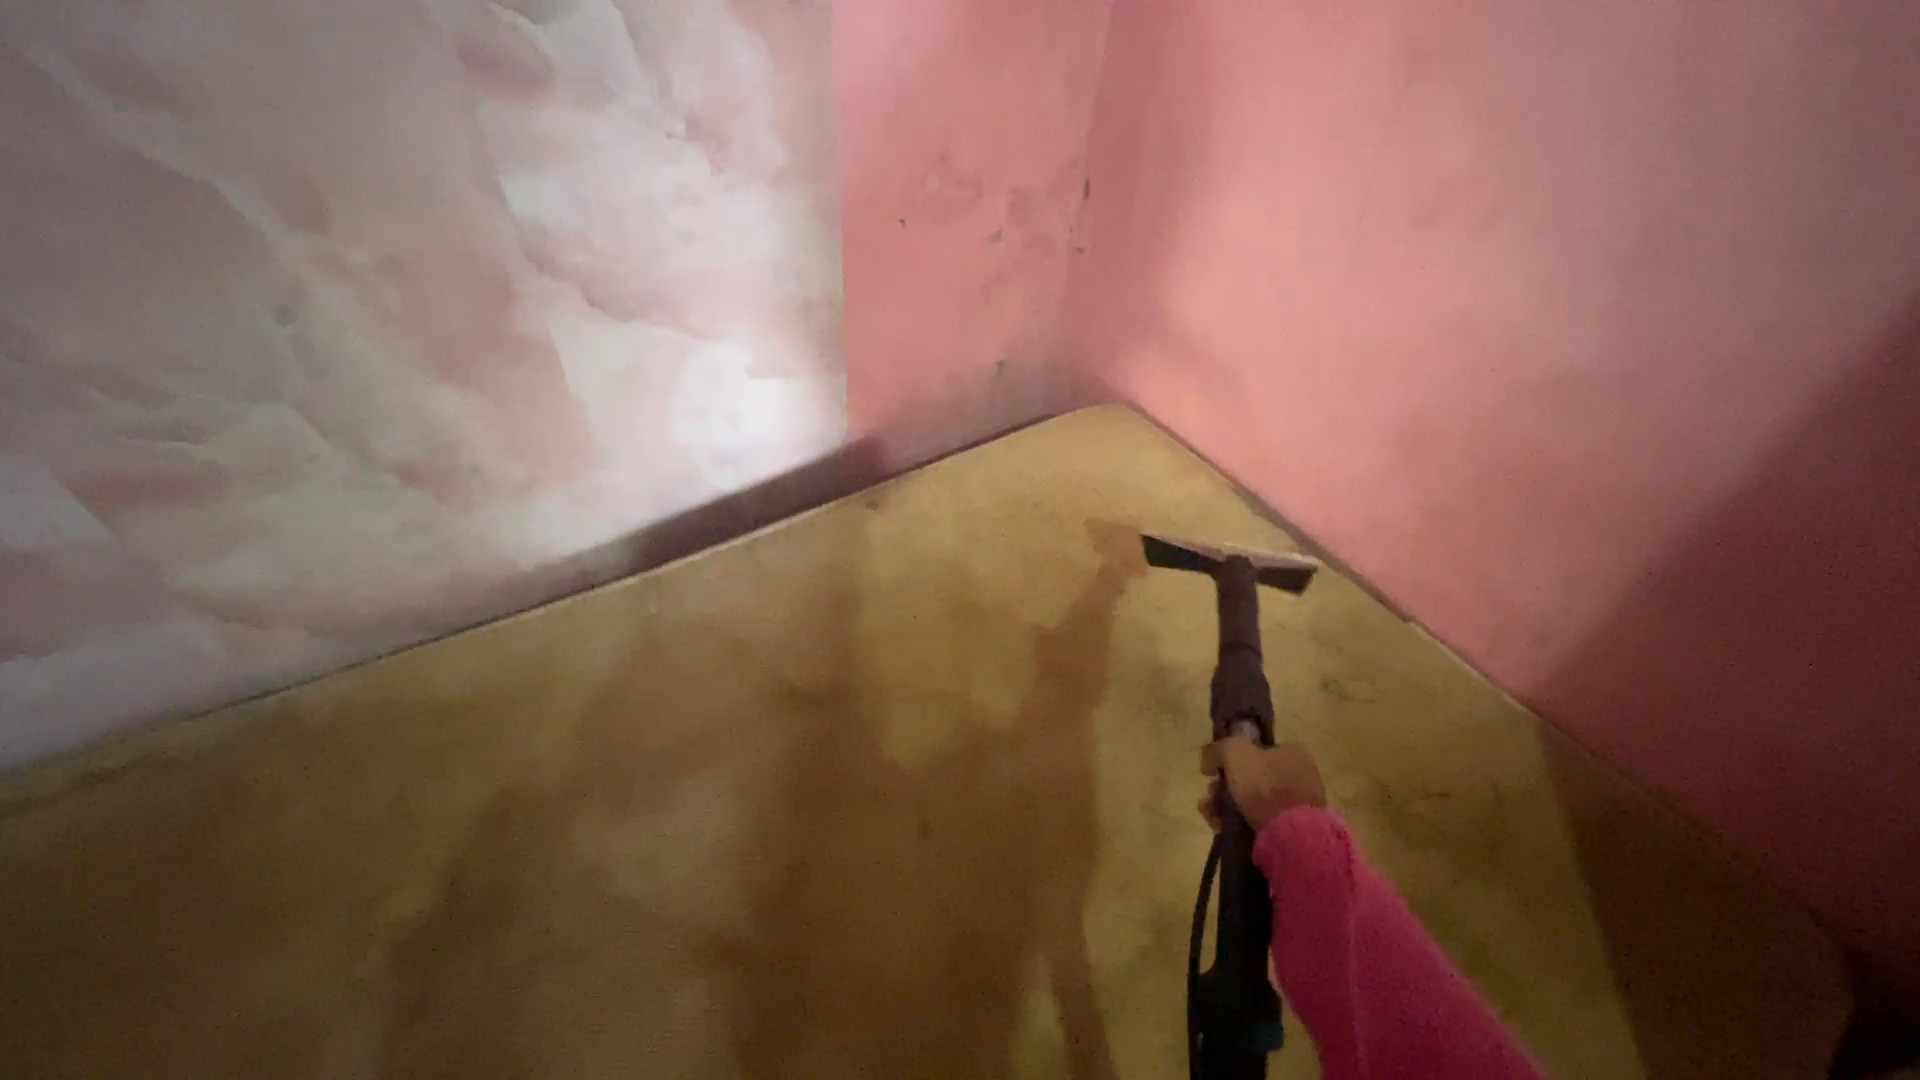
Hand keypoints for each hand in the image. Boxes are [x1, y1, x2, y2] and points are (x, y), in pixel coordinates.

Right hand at [1199, 734, 1326, 832]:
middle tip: (1211, 793)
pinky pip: (1256, 820)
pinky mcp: (1289, 829)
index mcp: (1292, 753)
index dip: (1231, 757)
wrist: (1289, 835)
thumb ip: (1218, 748)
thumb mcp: (1235, 752)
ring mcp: (1294, 805)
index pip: (1256, 749)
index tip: (1215, 770)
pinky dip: (1235, 821)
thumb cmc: (1264, 786)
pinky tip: (1219, 825)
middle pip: (1248, 776)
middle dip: (1223, 785)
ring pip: (1249, 800)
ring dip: (1223, 804)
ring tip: (1210, 813)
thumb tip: (1209, 761)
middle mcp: (1297, 776)